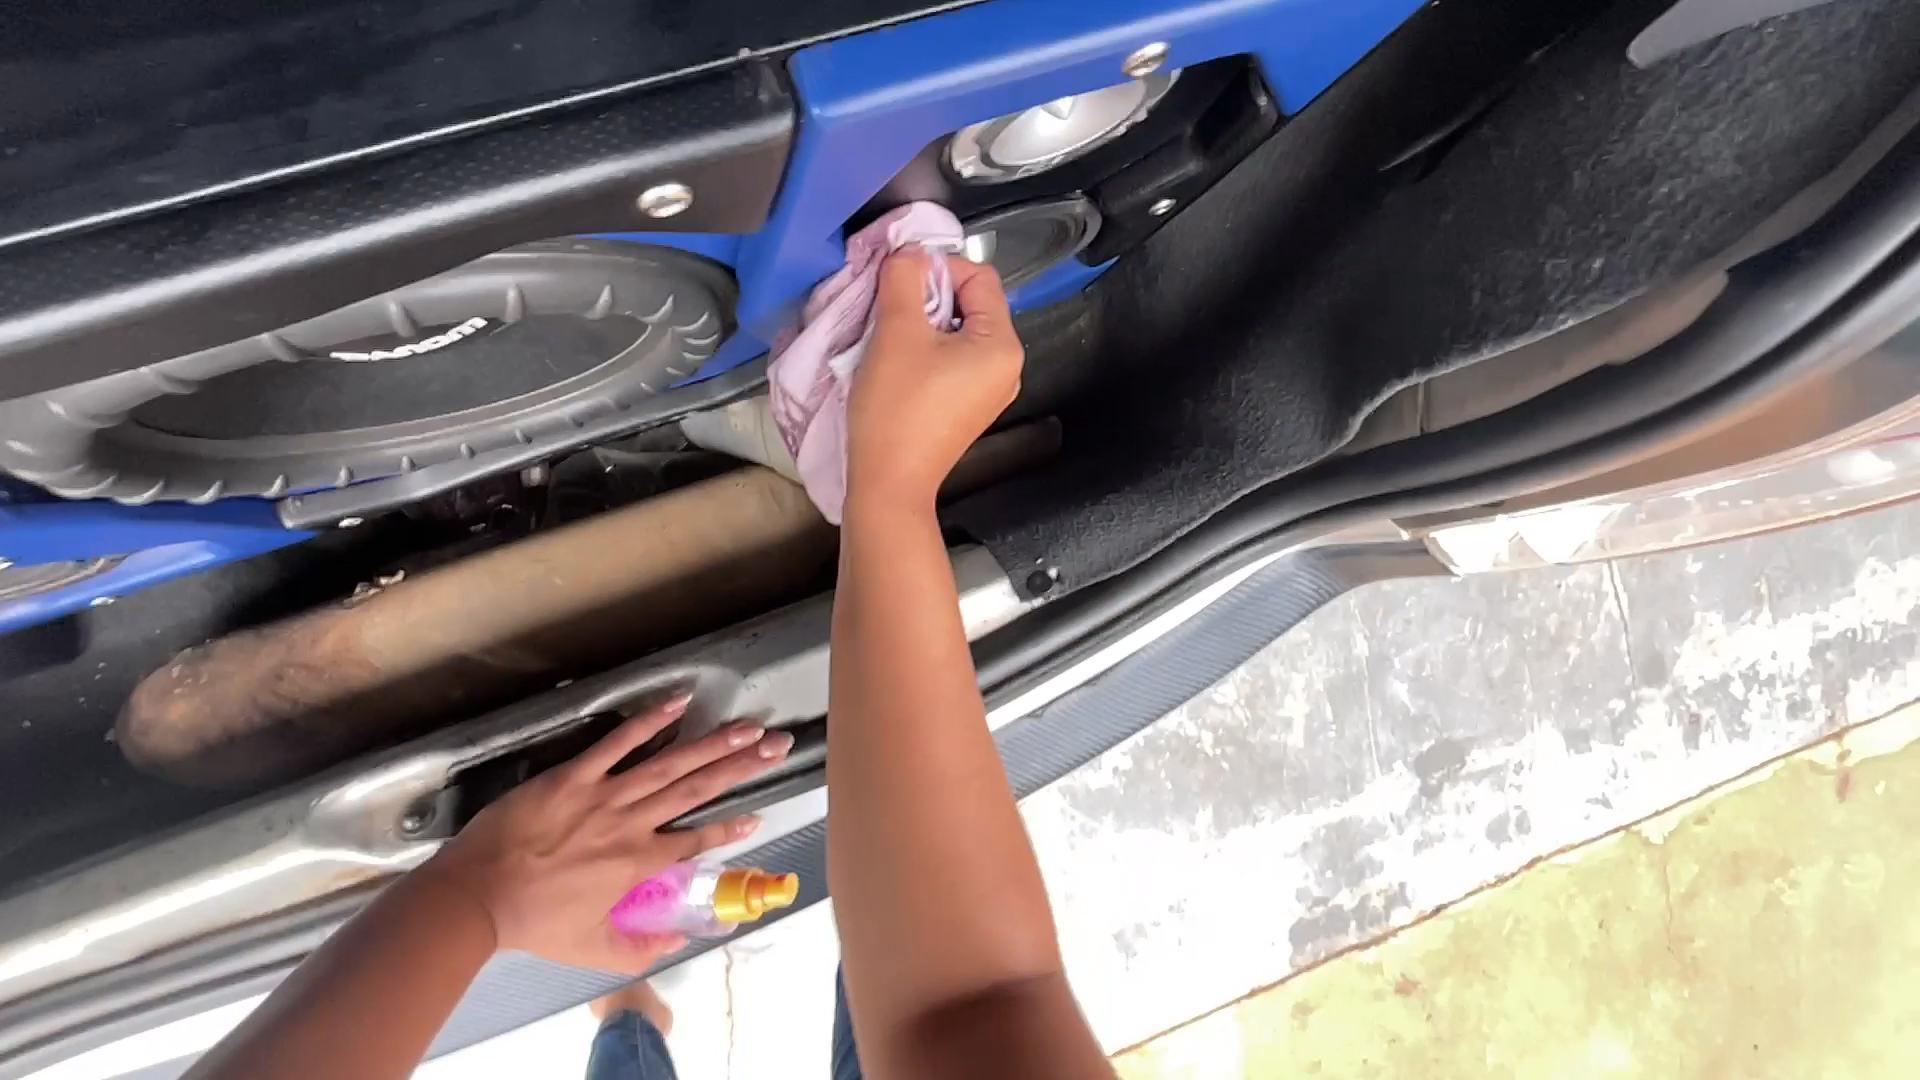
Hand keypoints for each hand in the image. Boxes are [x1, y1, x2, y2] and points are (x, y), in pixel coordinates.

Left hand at [424, 695, 793, 972]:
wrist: (472, 899)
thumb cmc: (531, 923)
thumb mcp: (588, 949)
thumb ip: (637, 949)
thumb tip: (680, 943)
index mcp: (638, 862)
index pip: (696, 839)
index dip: (729, 827)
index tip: (755, 815)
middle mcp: (633, 822)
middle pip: (698, 790)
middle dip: (742, 767)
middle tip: (776, 745)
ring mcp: (606, 794)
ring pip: (671, 764)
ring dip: (713, 743)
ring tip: (748, 727)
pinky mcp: (576, 774)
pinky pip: (618, 742)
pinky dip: (649, 721)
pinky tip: (678, 700)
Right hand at [846, 252, 1024, 512]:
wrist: (889, 483)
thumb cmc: (896, 408)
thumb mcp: (897, 330)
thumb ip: (906, 277)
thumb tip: (911, 254)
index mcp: (1003, 346)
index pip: (980, 277)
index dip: (938, 268)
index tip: (899, 283)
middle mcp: (1007, 368)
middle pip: (970, 305)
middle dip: (929, 298)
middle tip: (890, 312)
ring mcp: (989, 392)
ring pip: (957, 334)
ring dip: (922, 325)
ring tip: (891, 341)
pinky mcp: (968, 409)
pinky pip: (952, 363)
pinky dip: (926, 353)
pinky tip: (899, 366)